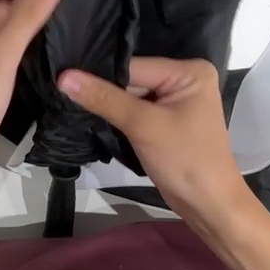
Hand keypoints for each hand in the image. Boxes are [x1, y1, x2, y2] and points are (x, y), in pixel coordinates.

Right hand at [57, 58, 251, 223]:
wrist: (208, 204)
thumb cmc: (185, 161)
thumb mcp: (142, 126)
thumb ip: (103, 99)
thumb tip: (63, 77)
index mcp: (188, 70)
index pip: (133, 65)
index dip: (99, 73)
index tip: (62, 76)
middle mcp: (182, 78)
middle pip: (129, 78)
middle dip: (102, 89)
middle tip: (61, 90)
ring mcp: (173, 100)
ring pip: (127, 95)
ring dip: (105, 103)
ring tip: (69, 102)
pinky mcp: (163, 119)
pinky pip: (132, 109)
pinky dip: (115, 115)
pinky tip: (89, 116)